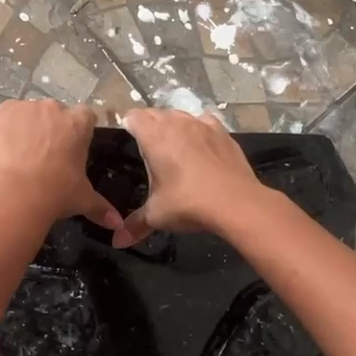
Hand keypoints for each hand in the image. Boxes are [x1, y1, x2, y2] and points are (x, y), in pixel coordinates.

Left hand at [0, 100, 123, 230]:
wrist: (17, 192)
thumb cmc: (56, 192)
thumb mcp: (82, 199)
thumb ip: (101, 207)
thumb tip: (117, 223)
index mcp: (80, 123)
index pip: (85, 116)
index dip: (78, 131)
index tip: (71, 147)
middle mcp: (55, 108)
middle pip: (55, 113)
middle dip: (51, 129)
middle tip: (44, 156)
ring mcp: (27, 107)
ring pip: (29, 114)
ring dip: (27, 128)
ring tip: (20, 155)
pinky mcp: (3, 111)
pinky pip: (7, 115)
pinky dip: (6, 128)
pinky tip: (5, 149)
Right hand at [113, 107, 264, 247]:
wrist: (237, 203)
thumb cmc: (189, 203)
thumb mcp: (157, 216)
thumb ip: (135, 224)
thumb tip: (117, 243)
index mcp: (154, 136)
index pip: (133, 116)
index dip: (127, 125)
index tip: (127, 140)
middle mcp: (177, 123)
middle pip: (155, 113)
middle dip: (148, 125)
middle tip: (147, 148)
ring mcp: (202, 125)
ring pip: (180, 115)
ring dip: (173, 125)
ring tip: (173, 147)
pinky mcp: (223, 132)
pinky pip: (204, 122)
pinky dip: (198, 129)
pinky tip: (200, 147)